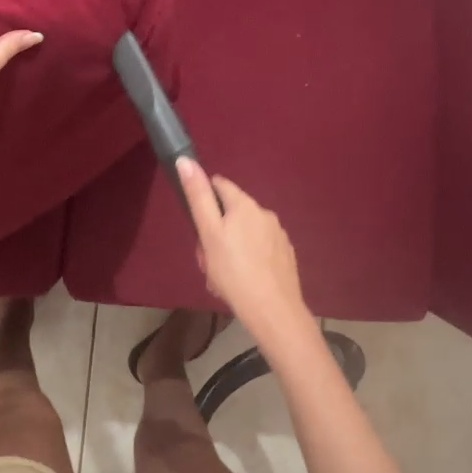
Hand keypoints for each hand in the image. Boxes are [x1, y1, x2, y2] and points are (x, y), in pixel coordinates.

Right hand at [176, 158, 310, 336]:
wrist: (274, 311)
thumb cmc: (234, 272)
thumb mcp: (209, 234)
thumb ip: (197, 197)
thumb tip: (185, 160)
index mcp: (244, 204)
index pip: (219, 185)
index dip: (204, 202)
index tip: (199, 227)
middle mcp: (265, 213)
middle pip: (232, 212)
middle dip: (217, 231)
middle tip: (208, 260)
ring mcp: (278, 234)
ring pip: (246, 232)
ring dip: (232, 246)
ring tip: (224, 277)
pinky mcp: (286, 255)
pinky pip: (260, 249)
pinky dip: (250, 259)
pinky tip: (244, 281)